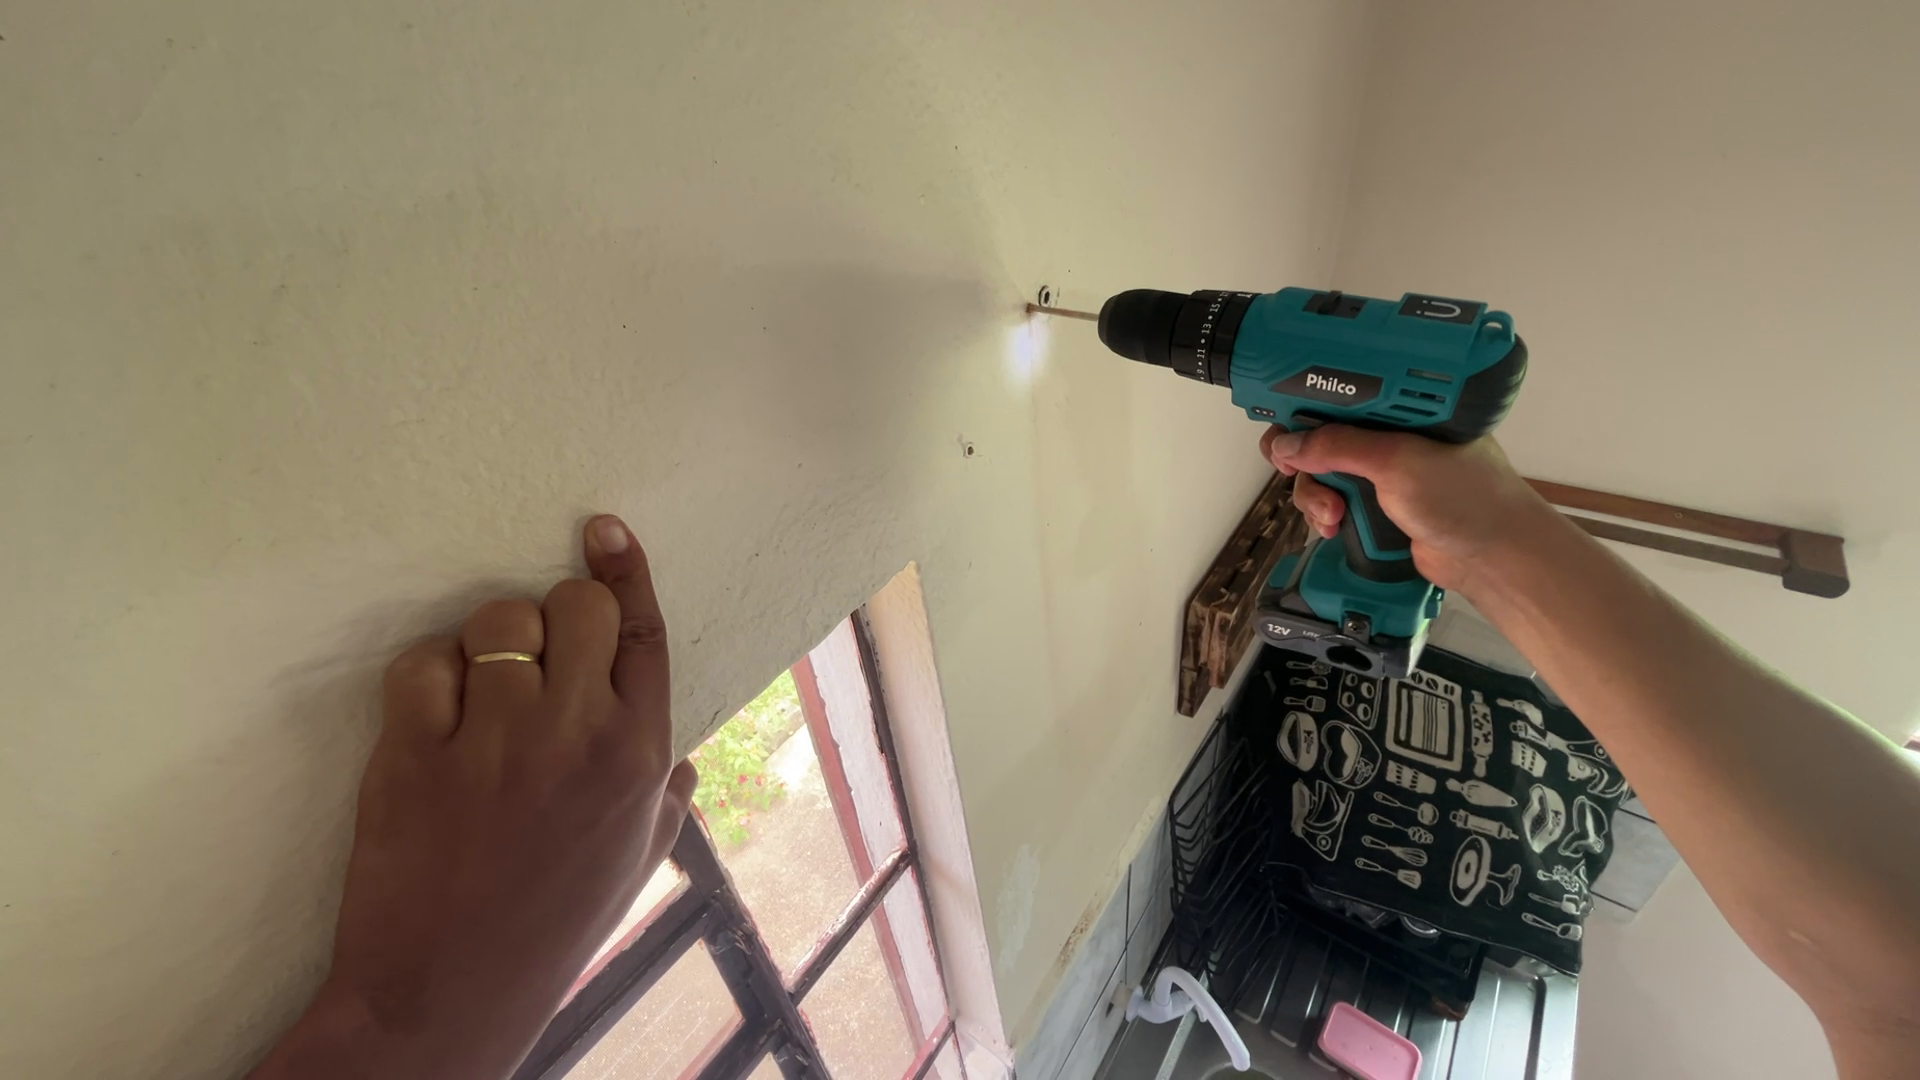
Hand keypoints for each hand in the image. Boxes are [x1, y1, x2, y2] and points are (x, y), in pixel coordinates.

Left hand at [250, 515, 697, 1079]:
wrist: (451, 991)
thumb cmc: (562, 916)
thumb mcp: (646, 852)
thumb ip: (672, 790)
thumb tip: (685, 753)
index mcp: (642, 750)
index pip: (644, 630)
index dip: (628, 570)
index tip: (605, 530)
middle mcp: (578, 731)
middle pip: (576, 607)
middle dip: (563, 609)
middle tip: (546, 644)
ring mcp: (497, 740)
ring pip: (498, 621)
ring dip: (495, 637)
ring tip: (489, 682)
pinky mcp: (415, 757)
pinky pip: (424, 664)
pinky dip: (432, 671)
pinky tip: (439, 706)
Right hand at [1260, 425, 1557, 594]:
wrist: (1490, 558)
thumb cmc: (1465, 499)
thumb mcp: (1397, 462)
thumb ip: (1338, 448)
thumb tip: (1287, 444)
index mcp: (1399, 412)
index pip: (1339, 398)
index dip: (1304, 408)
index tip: (1281, 424)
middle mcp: (1385, 438)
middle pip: (1317, 439)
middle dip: (1303, 462)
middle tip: (1293, 471)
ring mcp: (1377, 474)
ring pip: (1318, 476)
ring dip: (1314, 497)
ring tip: (1332, 515)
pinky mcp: (1371, 506)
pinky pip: (1328, 503)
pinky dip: (1323, 516)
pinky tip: (1334, 527)